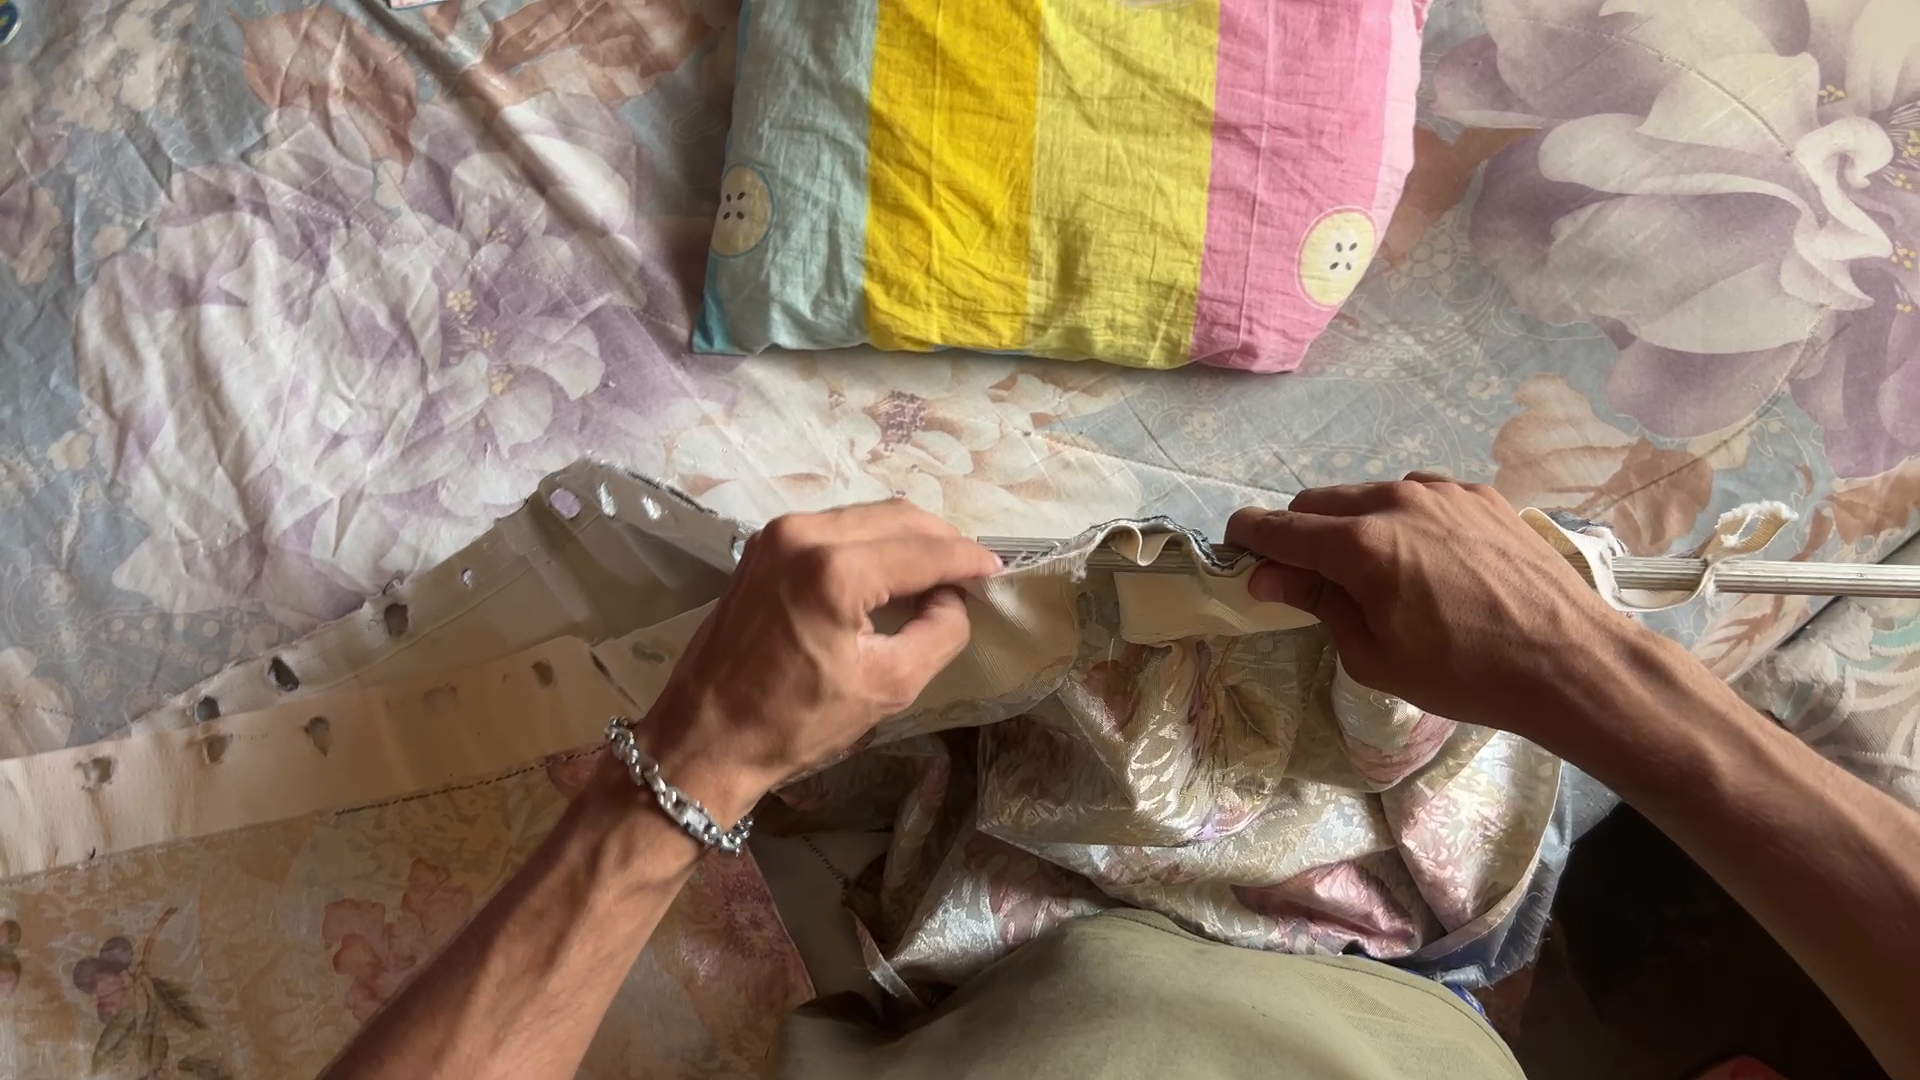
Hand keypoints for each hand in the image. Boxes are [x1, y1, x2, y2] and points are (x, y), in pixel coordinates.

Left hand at [629, 501, 1001, 821]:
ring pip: (868, 516)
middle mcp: (805, 533)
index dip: (968, 559)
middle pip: (899, 517)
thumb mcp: (889, 686)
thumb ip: (940, 633)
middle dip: (943, 540)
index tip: (998, 570)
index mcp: (835, 570)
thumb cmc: (797, 723)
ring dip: (909, 538)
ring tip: (937, 570)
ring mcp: (779, 533)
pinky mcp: (765, 544)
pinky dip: (874, 541)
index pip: (924, 549)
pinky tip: (891, 567)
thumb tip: (953, 598)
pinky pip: (838, 526)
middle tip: (971, 571)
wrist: (705, 737)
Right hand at [1226, 473, 1645, 741]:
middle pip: (1314, 502)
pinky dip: (1396, 516)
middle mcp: (1394, 501)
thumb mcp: (1371, 653)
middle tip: (1305, 574)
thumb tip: (1267, 577)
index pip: (1278, 527)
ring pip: (1364, 494)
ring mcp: (1442, 492)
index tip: (1237, 549)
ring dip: (1347, 523)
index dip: (1247, 536)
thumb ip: (1315, 601)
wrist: (1576, 664)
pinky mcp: (1479, 495)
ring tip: (1371, 567)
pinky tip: (1421, 553)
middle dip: (1297, 533)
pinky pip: (1414, 494)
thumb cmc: (1463, 673)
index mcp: (1360, 544)